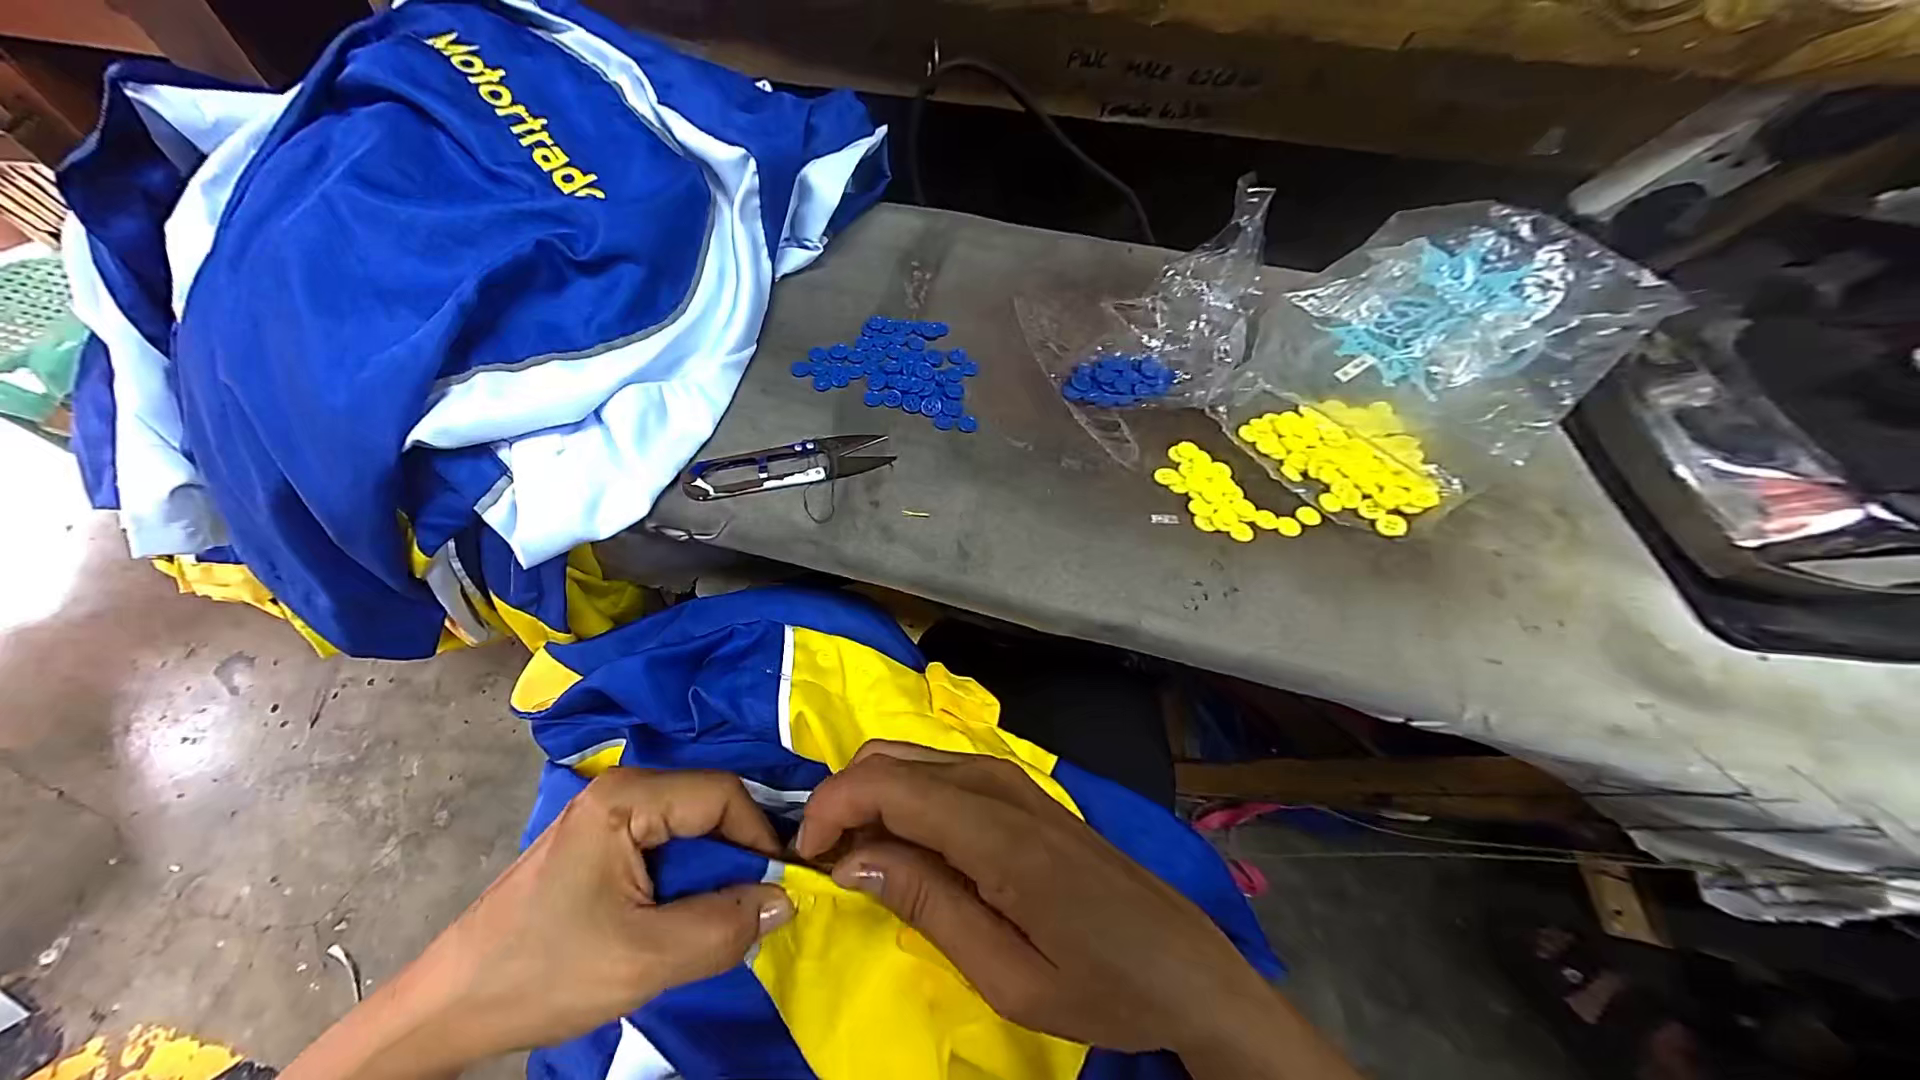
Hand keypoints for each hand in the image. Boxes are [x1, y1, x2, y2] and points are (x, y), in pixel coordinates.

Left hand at [285, 768, 792, 1079]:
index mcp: (628, 797)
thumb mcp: (643, 960)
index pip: (723, 795)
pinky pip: (667, 846)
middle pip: (708, 807)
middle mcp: (622, 789)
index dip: (759, 837)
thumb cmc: (540, 973)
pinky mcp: (601, 842)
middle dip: (736, 858)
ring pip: (690, 829)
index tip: (778, 886)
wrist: (444, 1012)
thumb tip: (786, 899)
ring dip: (712, 873)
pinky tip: (682, 917)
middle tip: (749, 908)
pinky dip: (687, 880)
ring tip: (717, 919)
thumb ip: (724, 927)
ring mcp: (608, 814)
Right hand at [795, 741, 1361, 1078]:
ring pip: (914, 761)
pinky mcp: (1021, 790)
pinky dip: (908, 801)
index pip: (885, 782)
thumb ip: (926, 901)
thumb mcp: (1006, 972)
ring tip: (865, 867)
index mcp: (994, 827)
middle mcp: (999, 782)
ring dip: (874, 801)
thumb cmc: (1101, 982)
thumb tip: (851, 859)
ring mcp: (1013, 779)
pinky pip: (943, 775)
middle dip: (845, 802)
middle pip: (892, 758)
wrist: (1185, 963)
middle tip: (833, 868)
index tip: (807, 861)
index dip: (830, 810)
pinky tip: (910, 851)